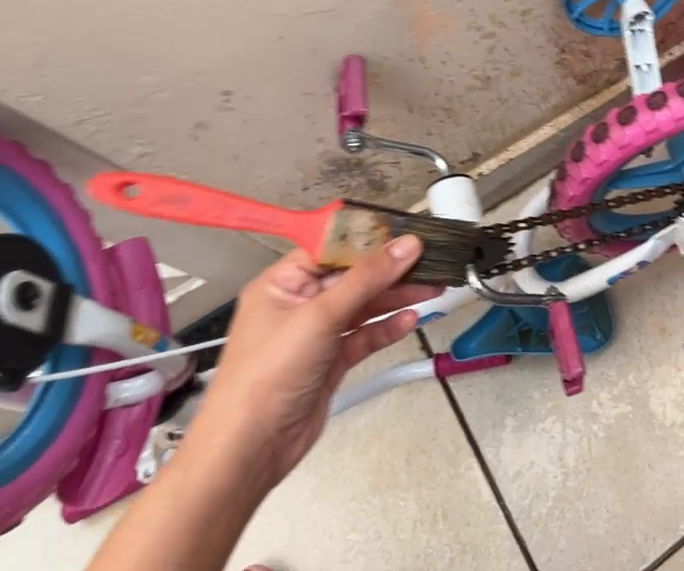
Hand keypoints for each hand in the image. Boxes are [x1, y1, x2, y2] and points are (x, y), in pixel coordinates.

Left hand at [187, 235, 438, 483]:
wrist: (250, 450)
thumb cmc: (264, 379)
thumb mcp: (320, 317)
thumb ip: (367, 278)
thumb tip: (406, 245)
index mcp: (281, 285)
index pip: (331, 248)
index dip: (369, 239)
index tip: (407, 233)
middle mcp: (297, 306)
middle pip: (354, 276)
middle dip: (392, 270)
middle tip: (431, 262)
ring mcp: (315, 334)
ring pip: (364, 305)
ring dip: (397, 297)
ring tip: (432, 288)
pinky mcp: (330, 361)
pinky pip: (365, 335)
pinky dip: (387, 327)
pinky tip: (408, 321)